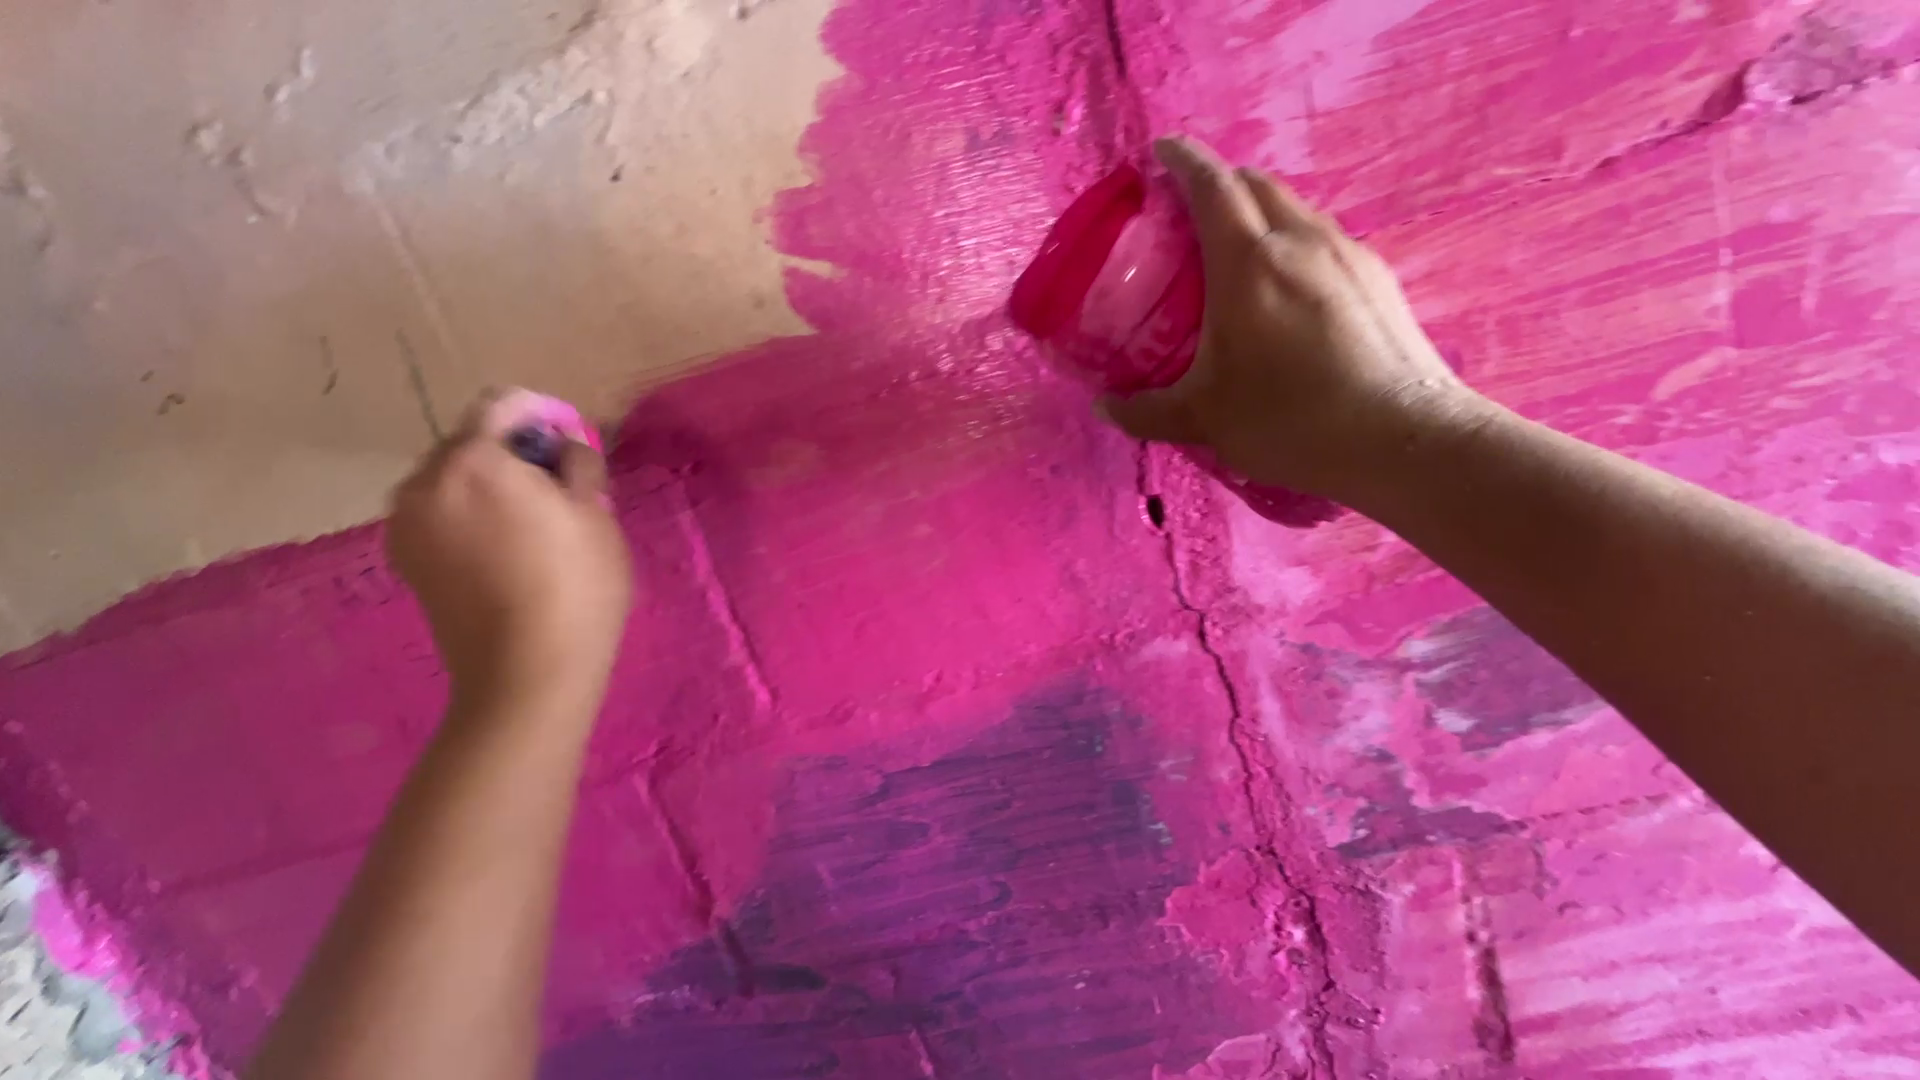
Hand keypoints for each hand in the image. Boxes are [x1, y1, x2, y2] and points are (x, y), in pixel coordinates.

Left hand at [386, 391, 632, 708]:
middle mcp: (424, 480)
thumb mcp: (596, 515)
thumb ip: (578, 462)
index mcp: (475, 460)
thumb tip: (562, 444)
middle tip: (554, 489)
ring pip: (450, 478)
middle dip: (510, 451)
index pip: (501, 404)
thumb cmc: (575, 587)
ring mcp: (405, 522)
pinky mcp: (404, 557)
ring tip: (527, 524)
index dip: (540, 413)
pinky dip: (465, 514)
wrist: (526, 673)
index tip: (569, 442)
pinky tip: (500, 550)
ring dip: (486, 484)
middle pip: (470, 441)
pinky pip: (437, 512)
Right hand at [1102, 136, 1493, 501]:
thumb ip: (1146, 411)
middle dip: (1219, 181)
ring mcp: (1348, 253)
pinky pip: (1324, 237)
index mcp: (1248, 261)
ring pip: (1295, 206)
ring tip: (1238, 250)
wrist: (1402, 439)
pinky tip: (1290, 289)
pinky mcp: (1379, 277)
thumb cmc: (1289, 420)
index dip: (1181, 160)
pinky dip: (1294, 241)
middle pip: (1256, 183)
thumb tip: (1104, 408)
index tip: (1159, 154)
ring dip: (1260, 211)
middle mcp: (1301, 239)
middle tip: (1188, 212)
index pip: (1211, 184)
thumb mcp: (1203, 420)